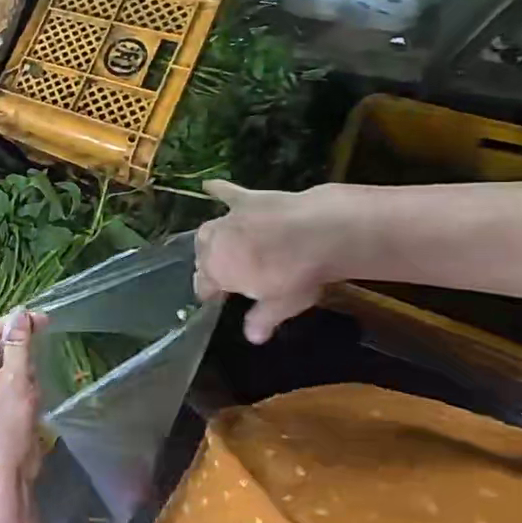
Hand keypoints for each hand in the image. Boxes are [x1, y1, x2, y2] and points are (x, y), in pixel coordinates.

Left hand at [0, 309, 45, 485]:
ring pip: (11, 366)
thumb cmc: (6, 426)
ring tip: (33, 388)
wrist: (4, 477)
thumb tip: (20, 313)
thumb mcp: (15, 380)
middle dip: (24, 351)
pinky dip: (27, 386)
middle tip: (41, 360)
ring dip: (27, 371)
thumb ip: (18, 344)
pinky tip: (34, 397)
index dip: (18, 323)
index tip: (46, 320)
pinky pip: (15, 384)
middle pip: (1, 347)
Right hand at [194, 180, 348, 344]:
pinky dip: (217, 190)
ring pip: (209, 231)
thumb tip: (252, 337)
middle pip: (202, 257)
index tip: (217, 300)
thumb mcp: (282, 305)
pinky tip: (208, 185)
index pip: (202, 286)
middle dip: (209, 266)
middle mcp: (215, 244)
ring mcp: (229, 219)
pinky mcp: (246, 199)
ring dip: (213, 240)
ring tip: (222, 246)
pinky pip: (225, 193)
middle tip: (228, 276)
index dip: (209, 294)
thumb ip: (262, 319)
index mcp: (217, 272)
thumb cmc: (297, 275)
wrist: (318, 232)